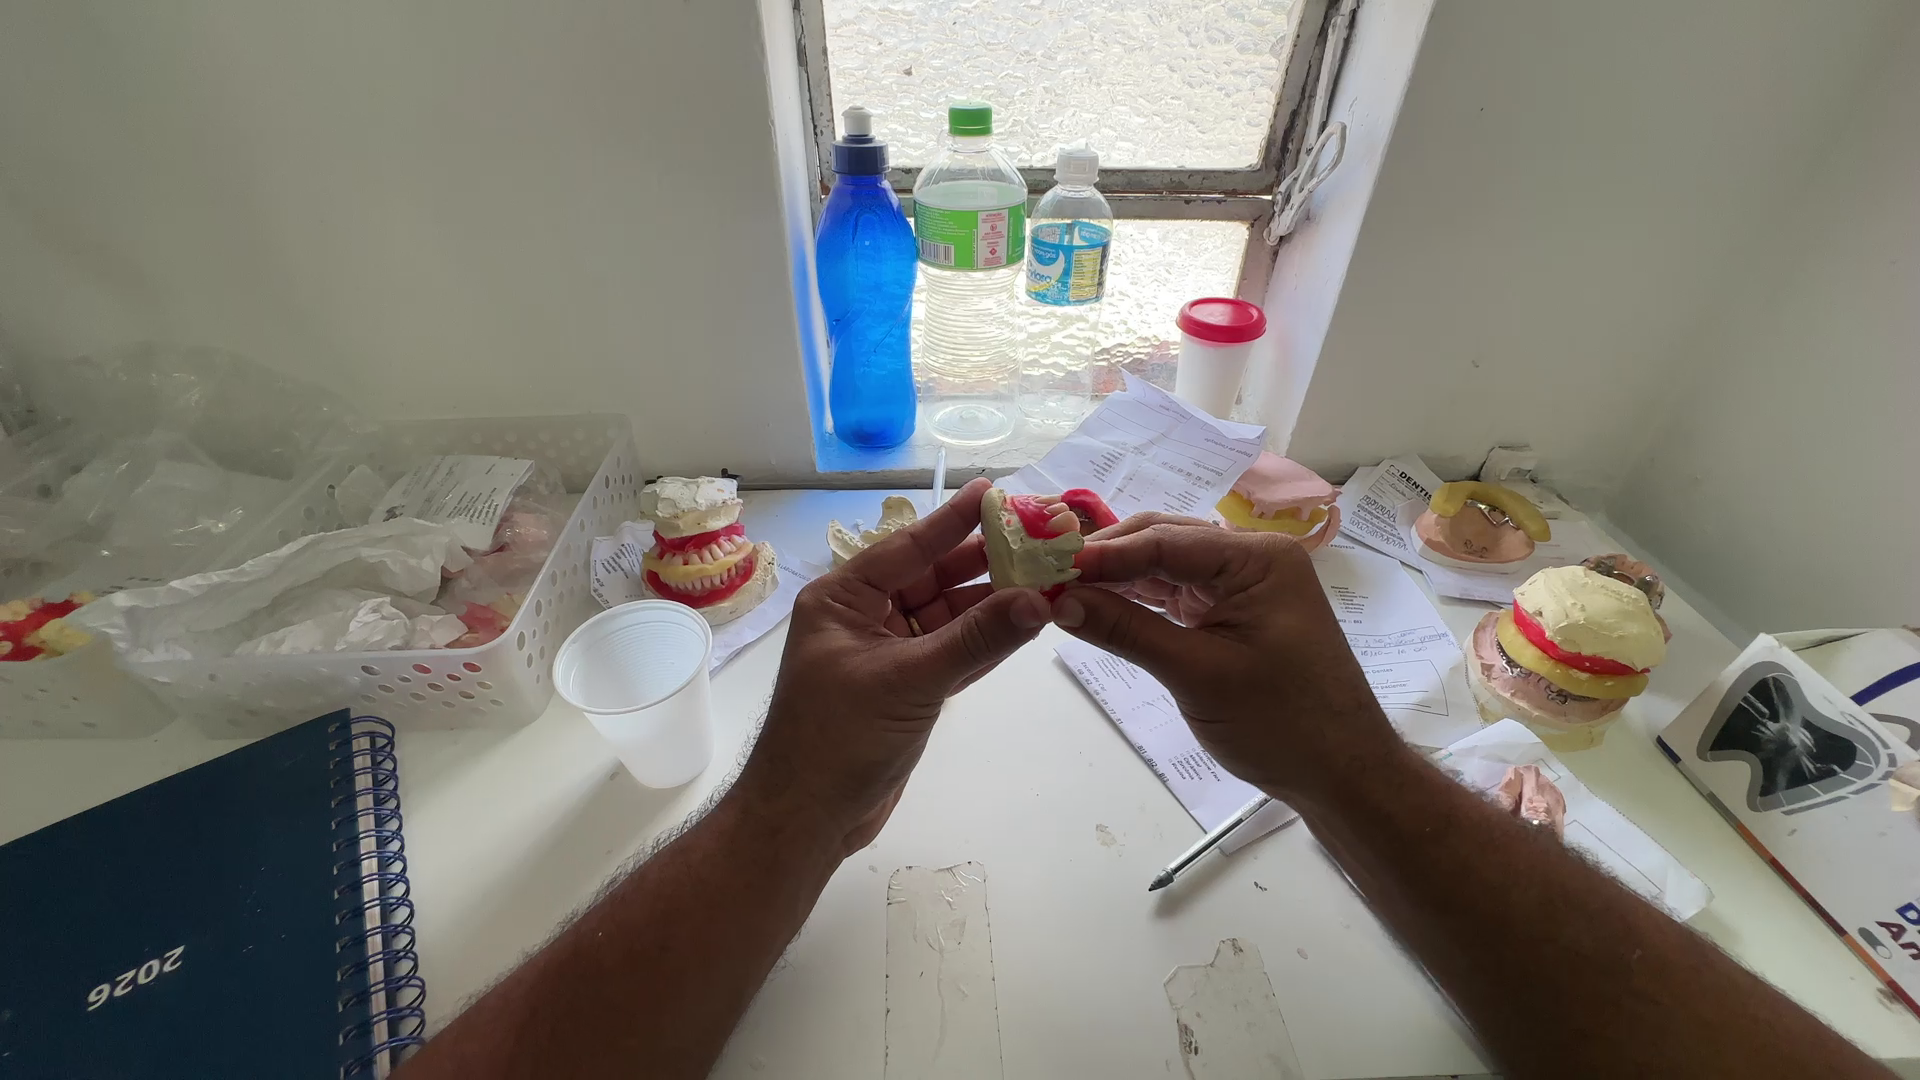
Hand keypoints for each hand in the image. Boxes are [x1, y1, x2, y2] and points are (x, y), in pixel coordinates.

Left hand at [738, 478, 1049, 855]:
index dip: (953, 520)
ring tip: (1045, 579)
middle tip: (1036, 538)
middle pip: (932, 578)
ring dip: (992, 604)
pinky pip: (952, 651)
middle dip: (983, 562)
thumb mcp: (909, 680)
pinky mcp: (907, 686)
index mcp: (844, 598)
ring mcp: (888, 652)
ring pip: (948, 616)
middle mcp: (865, 616)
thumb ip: (975, 640)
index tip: (993, 491)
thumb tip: (1038, 600)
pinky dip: (985, 641)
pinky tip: (1024, 624)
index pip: (908, 547)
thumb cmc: (839, 739)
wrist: (808, 819)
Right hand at [1053, 517, 1399, 804]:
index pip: (1165, 540)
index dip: (1104, 554)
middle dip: (1107, 558)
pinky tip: (1097, 605)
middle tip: (1049, 574)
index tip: (1050, 567)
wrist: (1342, 774)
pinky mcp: (1229, 612)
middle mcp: (1250, 559)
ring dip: (1116, 578)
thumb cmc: (1282, 723)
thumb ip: (1126, 631)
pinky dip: (1136, 600)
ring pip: (1164, 566)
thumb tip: (1059, 603)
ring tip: (1062, 588)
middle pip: (1163, 542)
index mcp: (1257, 558)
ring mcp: (1240, 585)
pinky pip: (1173, 594)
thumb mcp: (1197, 674)